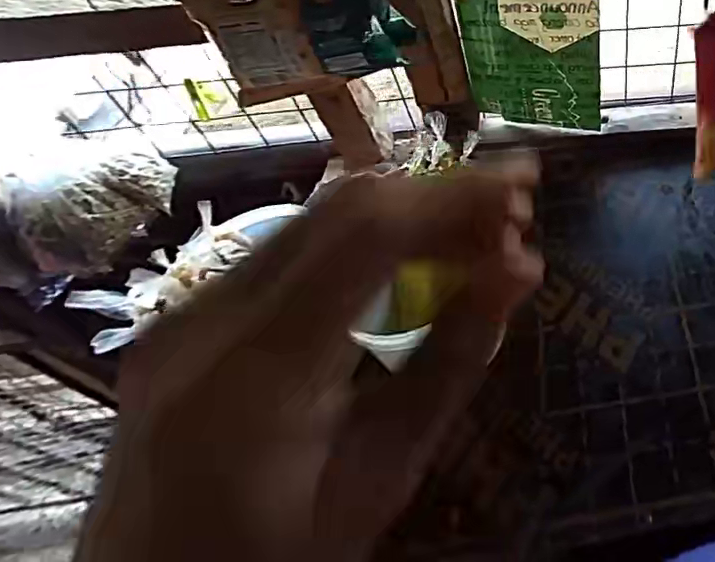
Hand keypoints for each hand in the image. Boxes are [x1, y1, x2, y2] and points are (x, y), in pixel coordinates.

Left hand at [77, 160, 543, 561]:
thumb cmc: (277, 561)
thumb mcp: (381, 477)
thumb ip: (453, 362)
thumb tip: (521, 267)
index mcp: (252, 374)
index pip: (367, 238)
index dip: (454, 198)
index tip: (523, 190)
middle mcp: (207, 317)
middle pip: (344, 209)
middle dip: (440, 196)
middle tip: (510, 212)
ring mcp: (191, 306)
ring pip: (322, 214)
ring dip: (408, 209)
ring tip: (475, 229)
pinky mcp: (194, 307)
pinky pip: (298, 242)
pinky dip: (370, 234)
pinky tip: (414, 252)